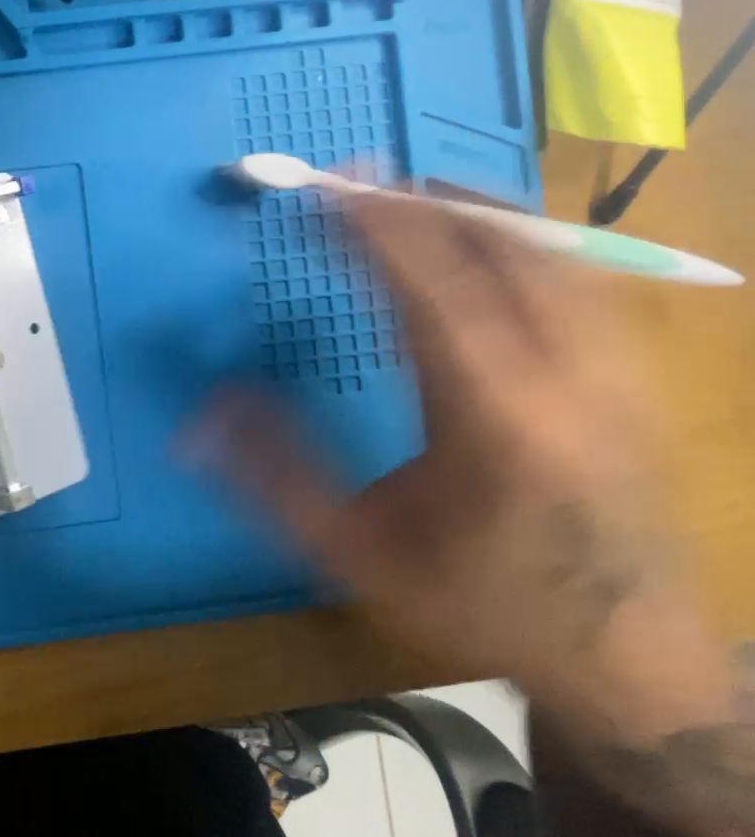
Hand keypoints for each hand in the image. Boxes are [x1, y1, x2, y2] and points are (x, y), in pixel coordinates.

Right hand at [191, 193, 733, 743]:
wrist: (634, 657)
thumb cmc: (481, 604)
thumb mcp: (355, 554)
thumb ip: (272, 476)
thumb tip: (201, 409)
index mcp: (494, 415)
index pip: (431, 284)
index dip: (370, 226)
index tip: (318, 190)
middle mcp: (568, 374)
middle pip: (501, 245)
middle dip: (418, 197)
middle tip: (347, 178)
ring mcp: (615, 369)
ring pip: (549, 248)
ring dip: (468, 207)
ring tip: (399, 192)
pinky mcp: (631, 373)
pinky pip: (575, 272)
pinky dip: (513, 235)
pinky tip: (473, 240)